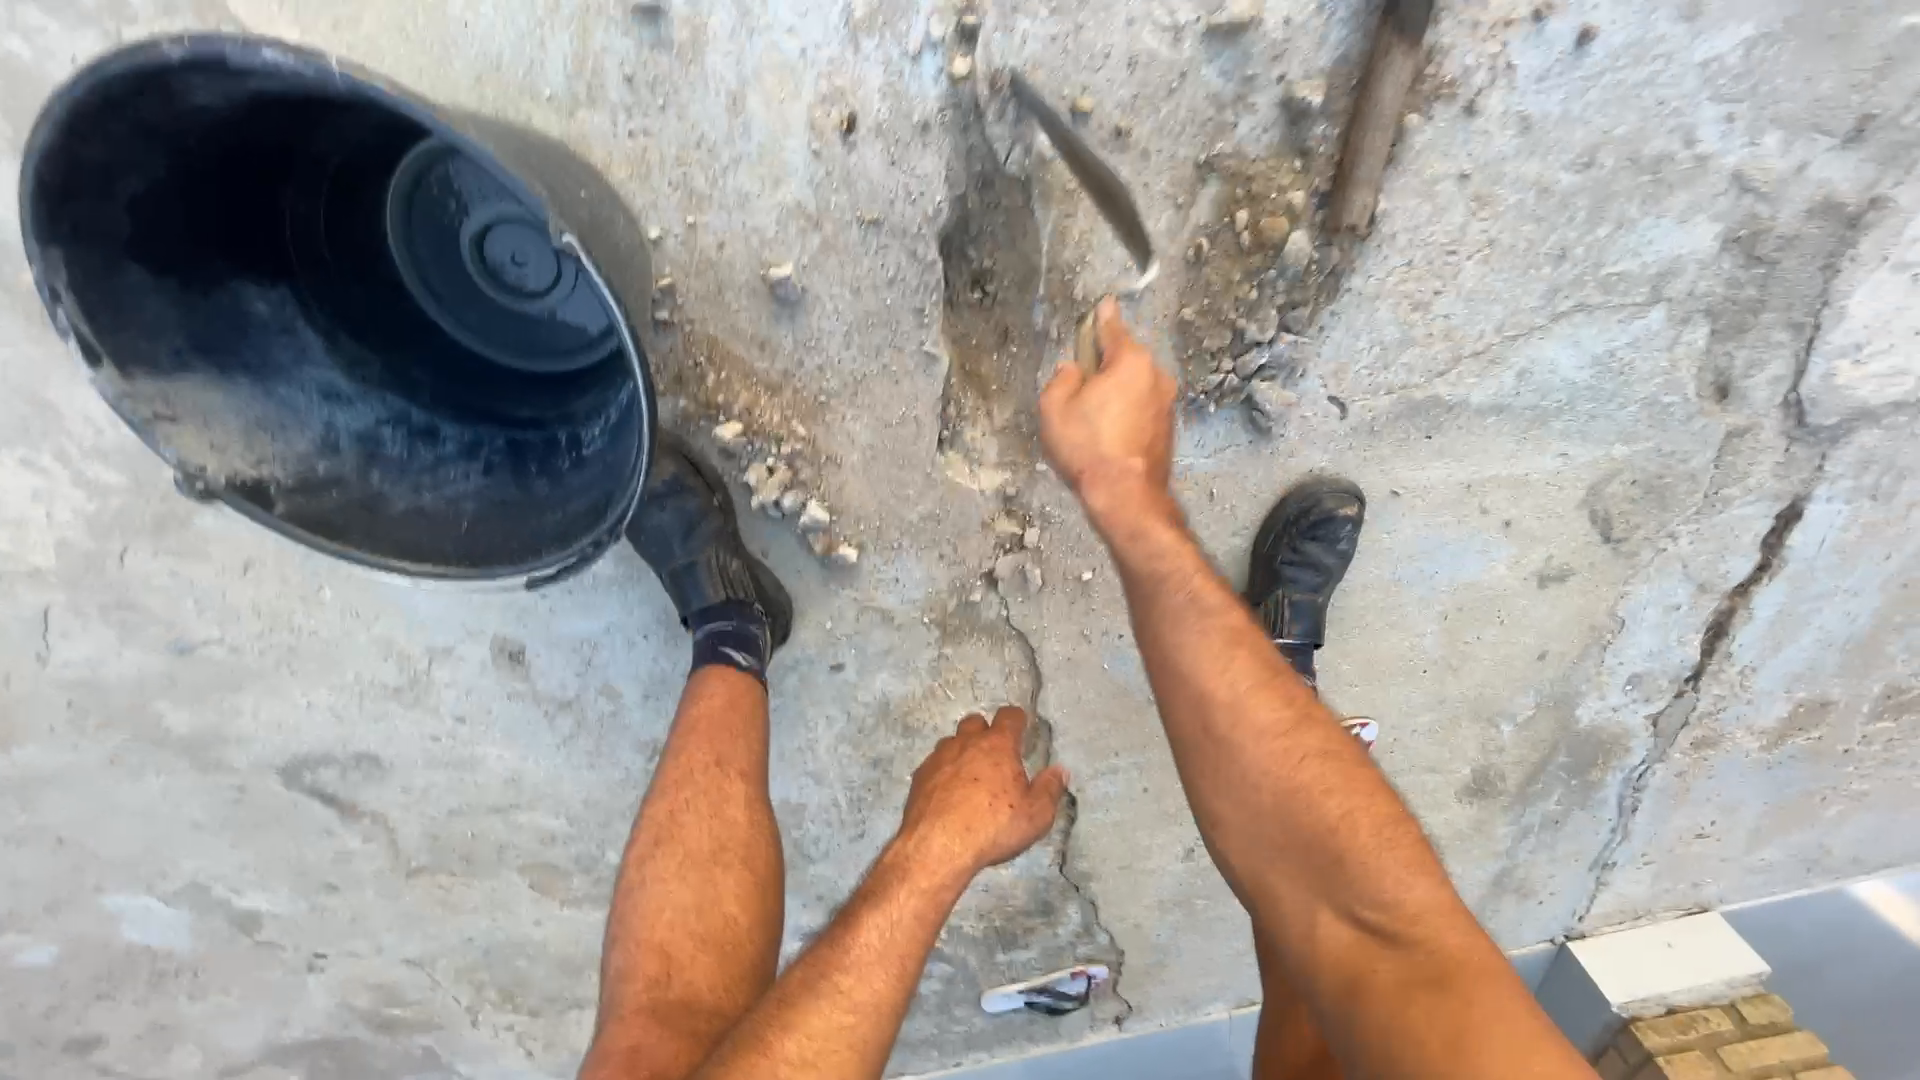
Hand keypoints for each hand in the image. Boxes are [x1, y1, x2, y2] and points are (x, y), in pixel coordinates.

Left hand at [896, 706, 1069, 878]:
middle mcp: (966, 743)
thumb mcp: (1036, 815)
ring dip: (962, 751)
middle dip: (986, 732)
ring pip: (952, 741)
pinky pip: (934, 764)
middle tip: (995, 755)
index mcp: (998, 745)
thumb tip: (1060, 770)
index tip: (1022, 728)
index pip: (1009, 716)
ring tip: (971, 776)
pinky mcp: (919, 776)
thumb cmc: (993, 827)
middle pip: (975, 722)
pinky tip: (948, 793)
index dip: (1017, 719)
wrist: (938, 846)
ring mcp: (939, 757)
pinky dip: (943, 772)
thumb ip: (1050, 789)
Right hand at [1039, 297, 1180, 534]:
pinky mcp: (1168, 430)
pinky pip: (1141, 410)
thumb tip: (1072, 370)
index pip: (1112, 329)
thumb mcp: (1054, 407)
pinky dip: (1126, 415)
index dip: (1102, 318)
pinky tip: (1107, 436)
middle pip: (1125, 361)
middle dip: (1104, 368)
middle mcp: (1156, 376)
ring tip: (1090, 419)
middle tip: (1079, 387)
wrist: (1125, 496)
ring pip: (1134, 388)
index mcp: (1130, 361)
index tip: (1104, 304)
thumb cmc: (1087, 447)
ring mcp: (1167, 404)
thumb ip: (1061, 379)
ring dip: (1115, 395)